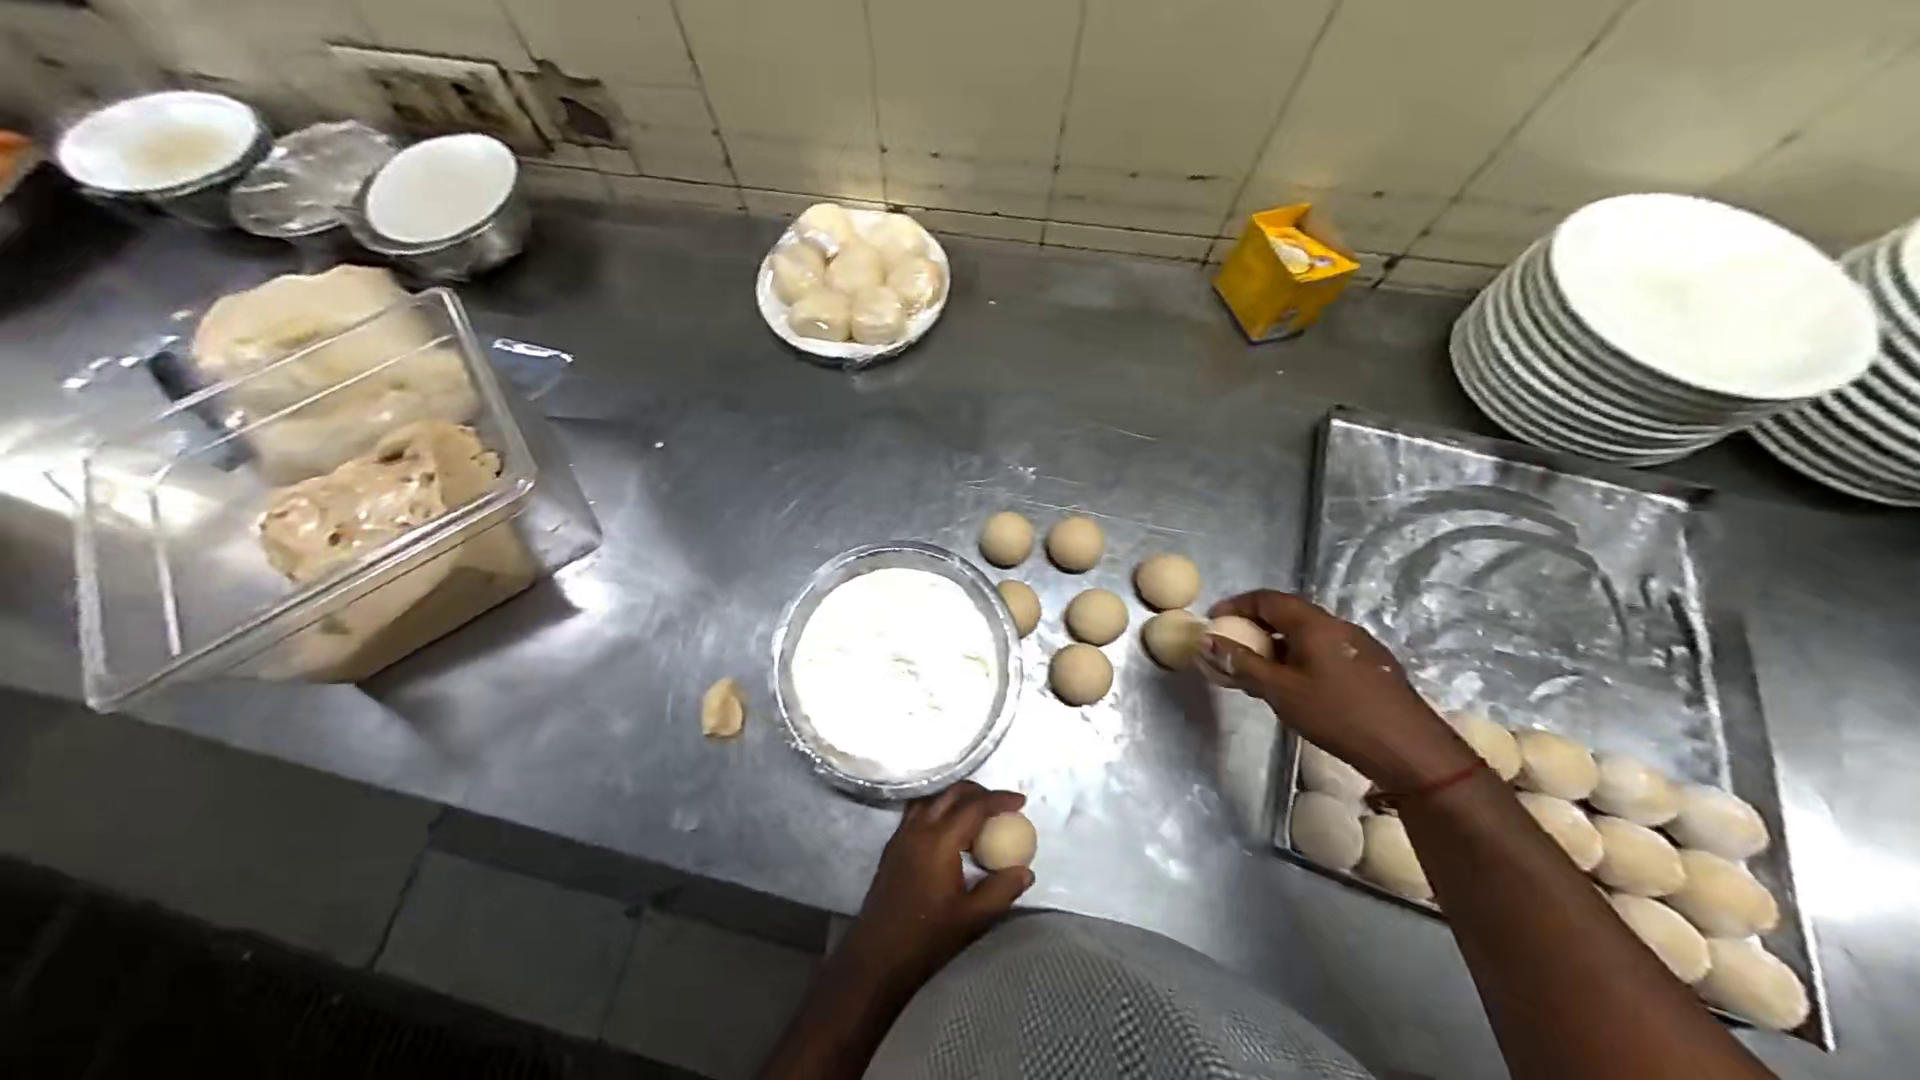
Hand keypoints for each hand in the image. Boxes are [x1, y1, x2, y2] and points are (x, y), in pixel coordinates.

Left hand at [841, 781, 1033, 989]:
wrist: (878, 956)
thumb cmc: (927, 938)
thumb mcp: (973, 917)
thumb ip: (1002, 890)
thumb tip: (1026, 871)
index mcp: (939, 841)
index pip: (974, 806)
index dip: (999, 800)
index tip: (1020, 802)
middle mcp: (918, 828)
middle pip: (952, 793)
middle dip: (980, 792)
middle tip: (1001, 805)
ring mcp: (902, 834)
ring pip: (933, 798)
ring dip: (957, 798)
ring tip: (978, 813)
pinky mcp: (894, 845)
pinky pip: (919, 811)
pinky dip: (940, 808)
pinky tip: (951, 830)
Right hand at [1203, 590, 1476, 792]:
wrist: (1410, 750)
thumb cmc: (1338, 715)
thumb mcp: (1280, 691)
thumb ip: (1242, 664)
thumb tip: (1208, 641)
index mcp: (1314, 624)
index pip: (1266, 598)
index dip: (1236, 605)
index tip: (1214, 621)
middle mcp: (1337, 625)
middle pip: (1287, 614)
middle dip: (1254, 627)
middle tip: (1231, 648)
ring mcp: (1358, 645)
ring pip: (1306, 635)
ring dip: (1276, 645)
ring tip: (1256, 672)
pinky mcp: (1370, 666)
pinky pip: (1323, 650)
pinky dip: (1298, 658)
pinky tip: (1293, 687)